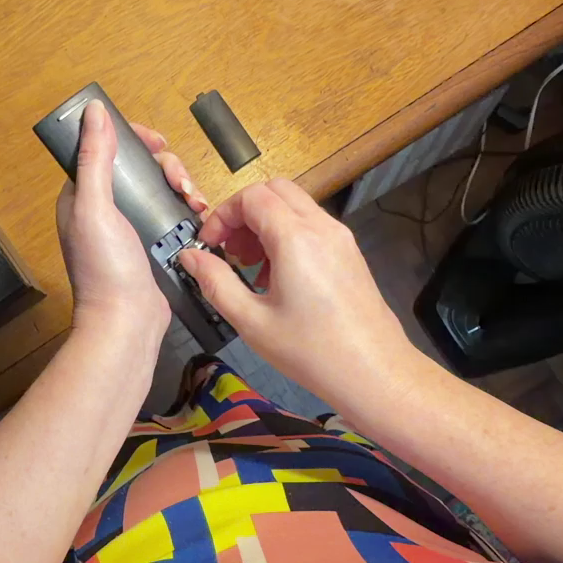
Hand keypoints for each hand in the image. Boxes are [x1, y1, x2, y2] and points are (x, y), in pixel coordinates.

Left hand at [55, 101, 200, 340]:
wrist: (127, 321)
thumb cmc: (105, 267)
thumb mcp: (95, 207)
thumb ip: (94, 158)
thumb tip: (93, 110)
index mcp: (83, 195)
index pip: (106, 150)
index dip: (133, 139)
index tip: (158, 142)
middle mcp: (105, 207)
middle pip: (139, 167)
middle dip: (165, 166)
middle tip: (181, 181)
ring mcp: (130, 226)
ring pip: (159, 188)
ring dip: (180, 184)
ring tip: (194, 199)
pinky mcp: (153, 243)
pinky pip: (171, 212)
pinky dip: (187, 208)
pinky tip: (200, 213)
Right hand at [177, 180, 415, 403]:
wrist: (373, 372)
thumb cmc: (310, 351)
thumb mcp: (251, 321)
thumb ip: (215, 282)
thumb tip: (189, 257)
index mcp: (295, 238)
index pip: (252, 197)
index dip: (222, 215)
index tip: (209, 245)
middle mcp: (321, 227)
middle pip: (275, 191)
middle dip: (244, 213)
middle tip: (230, 251)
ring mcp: (340, 238)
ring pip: (295, 206)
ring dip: (266, 224)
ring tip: (252, 268)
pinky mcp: (350, 253)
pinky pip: (312, 226)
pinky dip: (288, 235)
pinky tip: (279, 278)